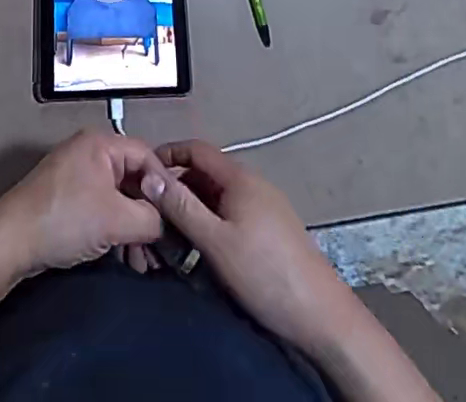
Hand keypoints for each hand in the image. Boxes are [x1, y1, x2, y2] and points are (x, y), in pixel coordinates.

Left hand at [0, 131, 165, 275]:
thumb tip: (167, 222)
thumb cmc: (63, 219)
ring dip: (135, 228)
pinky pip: (103, 208)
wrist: (12, 240)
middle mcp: (89, 152)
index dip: (165, 186)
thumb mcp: (119, 220)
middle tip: (164, 244)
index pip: (147, 156)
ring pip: (119, 197)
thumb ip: (153, 218)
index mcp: (101, 144)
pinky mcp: (68, 198)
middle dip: (150, 214)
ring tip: (143, 260)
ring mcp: (77, 175)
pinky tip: (126, 257)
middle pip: (134, 178)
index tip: (178, 215)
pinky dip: (117, 229)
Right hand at [142, 140, 368, 359]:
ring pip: (217, 195)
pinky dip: (211, 221)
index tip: (142, 174)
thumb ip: (181, 206)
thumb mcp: (215, 241)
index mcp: (240, 178)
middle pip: (205, 172)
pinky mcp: (271, 228)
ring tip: (171, 233)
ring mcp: (265, 206)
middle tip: (152, 210)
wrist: (323, 318)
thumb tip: (149, 176)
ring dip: (193, 207)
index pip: (196, 149)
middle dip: (177, 186)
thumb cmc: (265, 274)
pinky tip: (201, 247)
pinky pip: (231, 212)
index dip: (167, 155)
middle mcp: (253, 184)